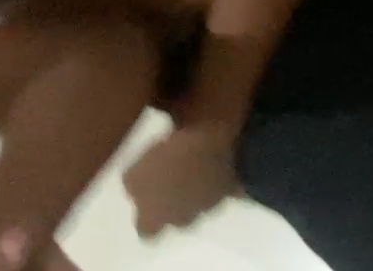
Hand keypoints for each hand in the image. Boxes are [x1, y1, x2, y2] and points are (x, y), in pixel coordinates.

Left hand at [123, 125, 240, 237]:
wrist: (220, 142)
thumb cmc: (170, 157)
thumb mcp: (134, 169)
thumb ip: (134, 186)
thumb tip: (139, 189)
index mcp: (155, 219)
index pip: (148, 230)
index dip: (149, 215)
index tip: (152, 198)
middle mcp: (183, 218)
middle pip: (180, 218)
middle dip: (179, 203)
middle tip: (179, 180)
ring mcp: (213, 203)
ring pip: (206, 202)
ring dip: (203, 190)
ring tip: (202, 167)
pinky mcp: (238, 187)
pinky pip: (232, 187)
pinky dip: (229, 179)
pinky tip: (227, 163)